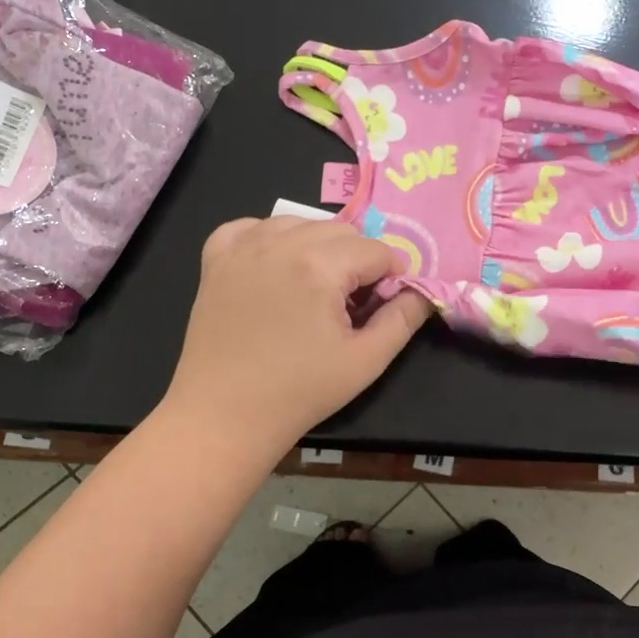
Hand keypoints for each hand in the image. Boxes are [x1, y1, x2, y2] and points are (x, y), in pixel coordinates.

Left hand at [159, 217, 431, 450]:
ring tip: (318, 286)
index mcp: (319, 267)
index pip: (375, 250)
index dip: (392, 276)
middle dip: (358, 259)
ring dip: (319, 245)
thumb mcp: (366, 361)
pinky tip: (277, 264)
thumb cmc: (300, 392)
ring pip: (299, 222)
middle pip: (341, 230)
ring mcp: (243, 248)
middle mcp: (280, 244)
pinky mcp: (216, 260)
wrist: (225, 415)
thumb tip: (422, 293)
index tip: (387, 303)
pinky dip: (270, 237)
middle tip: (354, 301)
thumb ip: (402, 320)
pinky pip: (250, 226)